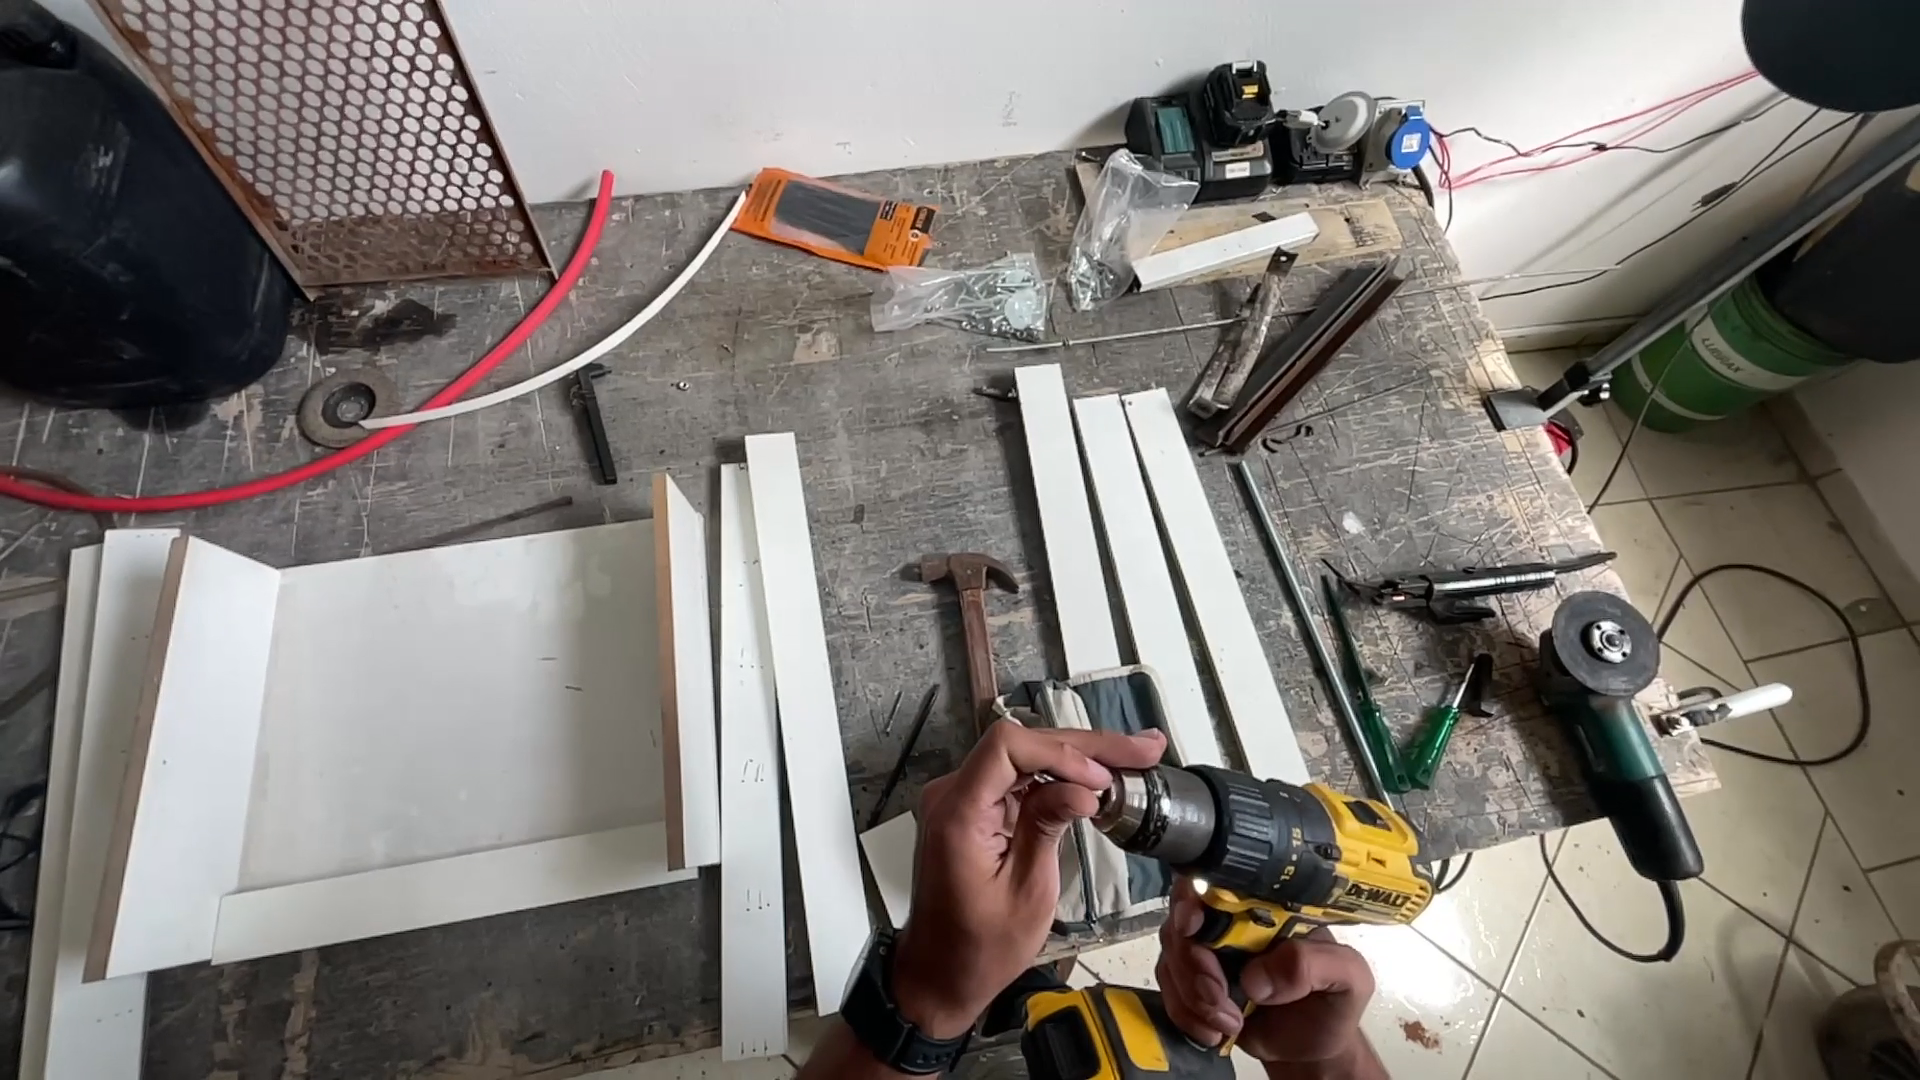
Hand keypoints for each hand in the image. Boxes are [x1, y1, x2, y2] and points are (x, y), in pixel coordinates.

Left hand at [890, 721, 1166, 1037]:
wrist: (939, 972)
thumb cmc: (981, 948)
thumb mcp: (1027, 893)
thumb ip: (1047, 827)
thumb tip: (1085, 787)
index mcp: (958, 812)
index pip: (1006, 747)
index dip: (1060, 753)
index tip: (1102, 779)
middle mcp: (952, 792)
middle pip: (1020, 744)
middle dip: (1085, 747)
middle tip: (1143, 750)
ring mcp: (960, 795)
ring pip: (1023, 754)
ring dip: (1078, 755)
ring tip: (1133, 755)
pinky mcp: (973, 804)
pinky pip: (1017, 774)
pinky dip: (1058, 773)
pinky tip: (1098, 774)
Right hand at [1154, 878, 1374, 1063]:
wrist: (1313, 1051)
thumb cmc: (1331, 1003)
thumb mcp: (1348, 977)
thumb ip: (1313, 964)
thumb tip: (1256, 977)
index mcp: (1258, 906)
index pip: (1211, 881)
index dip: (1190, 898)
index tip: (1192, 927)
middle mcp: (1224, 920)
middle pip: (1179, 919)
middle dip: (1191, 962)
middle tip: (1218, 996)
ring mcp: (1204, 949)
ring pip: (1170, 955)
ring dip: (1191, 994)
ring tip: (1229, 1023)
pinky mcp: (1190, 981)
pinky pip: (1167, 988)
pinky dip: (1185, 1013)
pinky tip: (1214, 1030)